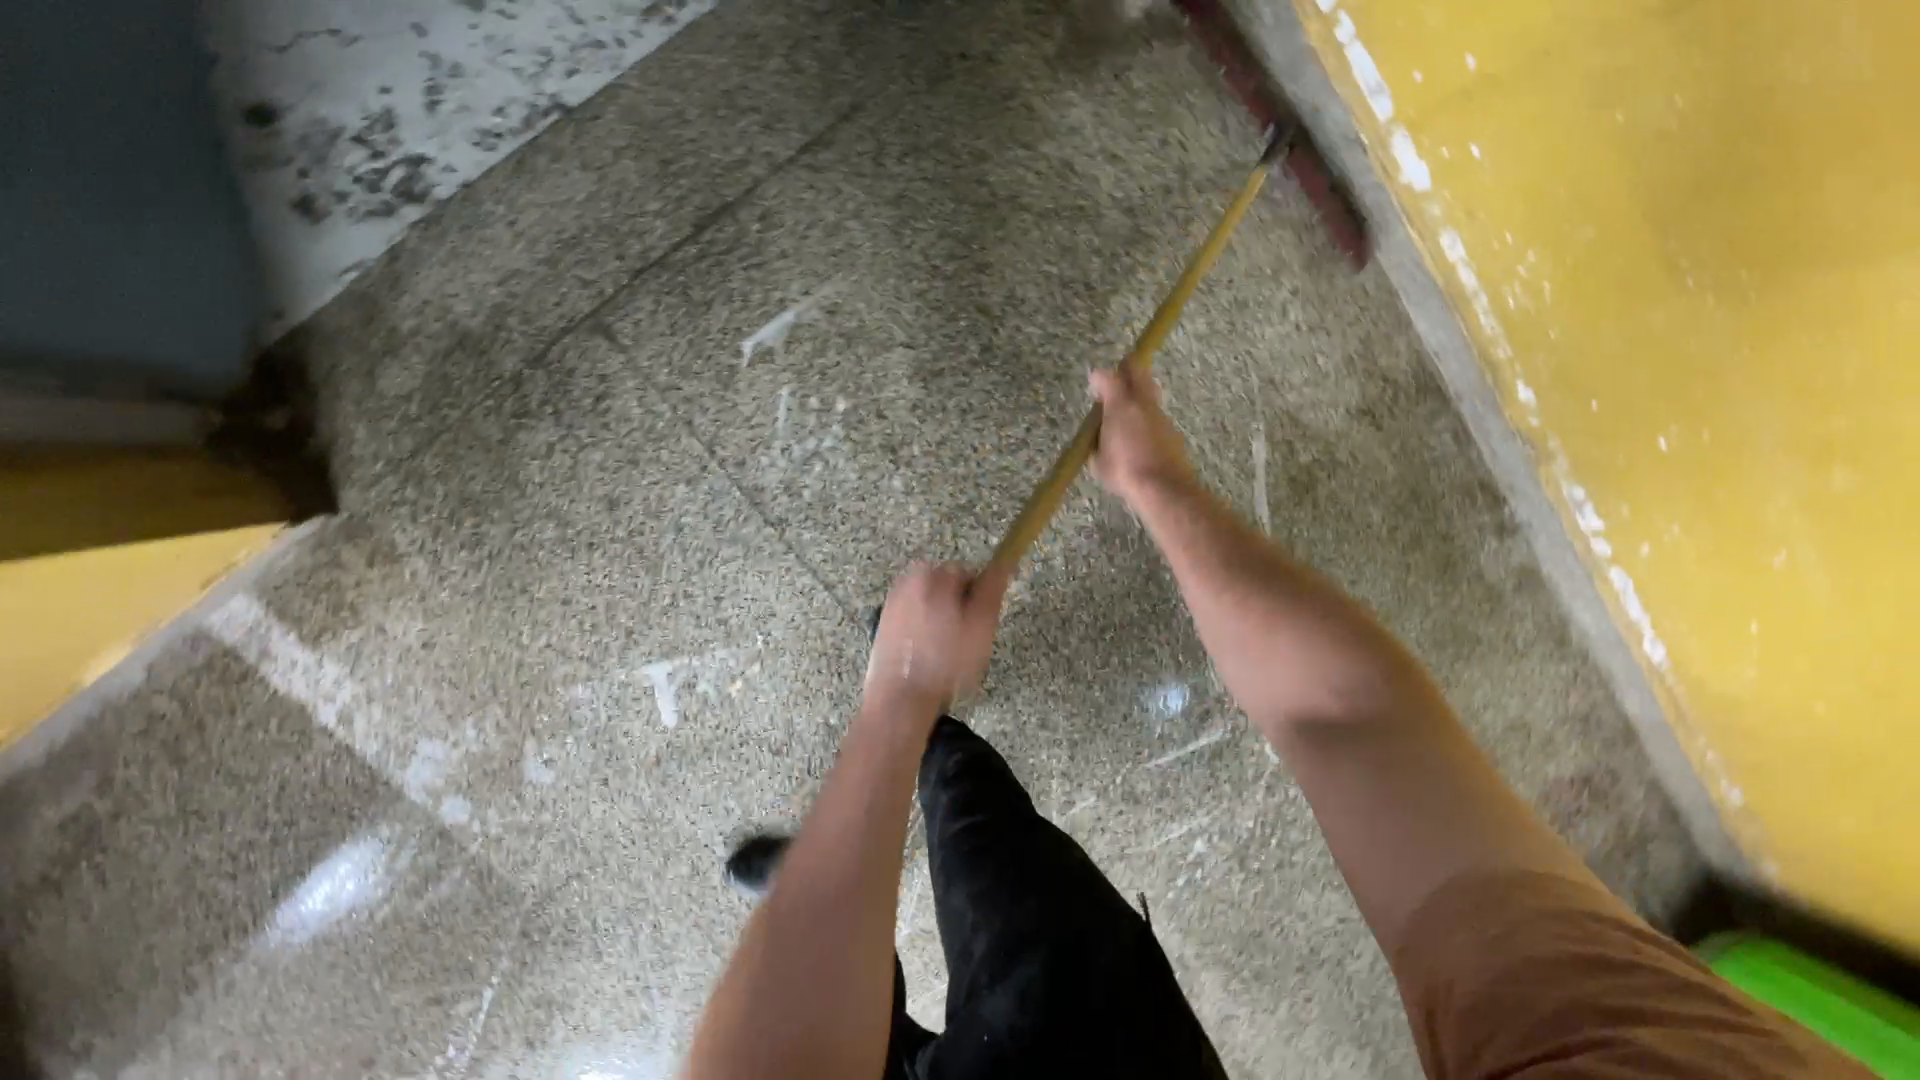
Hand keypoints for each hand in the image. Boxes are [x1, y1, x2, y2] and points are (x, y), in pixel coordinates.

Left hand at [865, 562, 1011, 716]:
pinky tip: (927, 653)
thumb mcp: (981, 626)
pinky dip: (922, 629)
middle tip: (965, 637)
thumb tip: (1002, 565)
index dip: (978, 598)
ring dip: (939, 617)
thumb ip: (991, 590)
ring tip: (945, 649)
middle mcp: (908, 583)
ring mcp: (893, 603)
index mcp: (932, 577)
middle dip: (957, 605)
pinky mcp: (883, 624)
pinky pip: (912, 618)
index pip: (966, 573)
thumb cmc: (945, 664)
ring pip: (928, 602)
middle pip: (944, 585)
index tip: (980, 622)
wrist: (901, 698)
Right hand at [1088, 367, 1196, 503]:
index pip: (1106, 377)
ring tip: (1127, 415)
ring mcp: (1160, 415)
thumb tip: (1099, 439)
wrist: (1163, 486)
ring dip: (1138, 395)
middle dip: (1125, 370)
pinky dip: (1147, 419)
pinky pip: (1157, 415)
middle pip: (1137, 370)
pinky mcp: (1172, 429)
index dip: (1098, 378)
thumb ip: (1096, 443)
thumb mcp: (1097, 461)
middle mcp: (1142, 402)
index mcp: (1120, 405)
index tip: (1094, 386)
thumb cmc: (1124, 472)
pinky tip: (1140, 438)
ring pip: (1150, 392)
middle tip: (1115, 383)